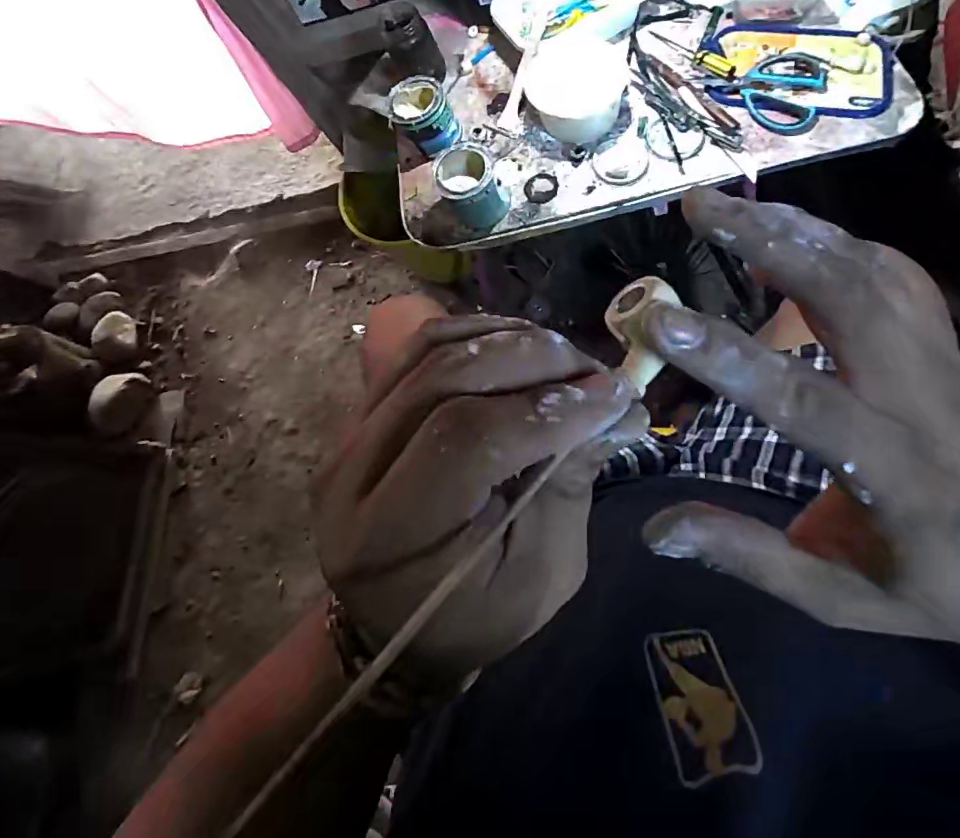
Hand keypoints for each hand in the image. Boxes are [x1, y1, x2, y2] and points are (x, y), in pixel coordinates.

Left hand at [313, 316, 647, 683]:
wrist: (393, 622)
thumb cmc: (474, 618)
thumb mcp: (539, 575)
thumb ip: (566, 485)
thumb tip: (610, 405)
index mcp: (391, 535)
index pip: (467, 439)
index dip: (547, 409)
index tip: (614, 397)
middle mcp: (351, 475)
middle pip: (443, 380)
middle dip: (532, 361)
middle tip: (594, 370)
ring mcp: (345, 436)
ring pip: (425, 353)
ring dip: (504, 340)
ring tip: (562, 355)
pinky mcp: (355, 415)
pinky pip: (413, 353)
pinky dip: (471, 335)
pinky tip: (517, 344)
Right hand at [639, 190, 959, 670]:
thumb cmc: (943, 592)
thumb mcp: (838, 598)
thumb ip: (747, 556)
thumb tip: (655, 533)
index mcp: (898, 470)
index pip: (805, 401)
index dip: (730, 359)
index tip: (660, 321)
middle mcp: (923, 399)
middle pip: (853, 298)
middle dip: (769, 242)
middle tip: (696, 207)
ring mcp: (938, 363)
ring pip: (873, 272)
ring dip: (796, 227)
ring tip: (725, 204)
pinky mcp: (939, 347)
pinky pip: (891, 275)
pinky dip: (834, 239)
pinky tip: (788, 229)